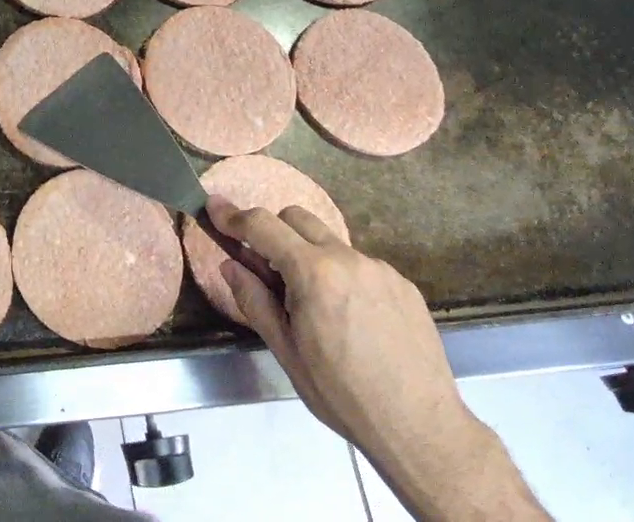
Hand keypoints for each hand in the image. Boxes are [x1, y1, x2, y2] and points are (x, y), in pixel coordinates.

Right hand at [207, 195, 546, 521]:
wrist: (420, 427)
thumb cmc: (341, 394)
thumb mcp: (286, 352)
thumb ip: (255, 301)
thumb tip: (230, 265)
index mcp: (314, 274)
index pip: (263, 226)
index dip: (233, 215)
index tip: (213, 207)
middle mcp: (348, 259)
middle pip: (297, 218)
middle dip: (272, 230)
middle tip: (263, 265)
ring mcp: (380, 270)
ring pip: (331, 243)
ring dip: (309, 256)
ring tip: (313, 305)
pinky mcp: (404, 285)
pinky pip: (360, 266)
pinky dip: (342, 276)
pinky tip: (350, 318)